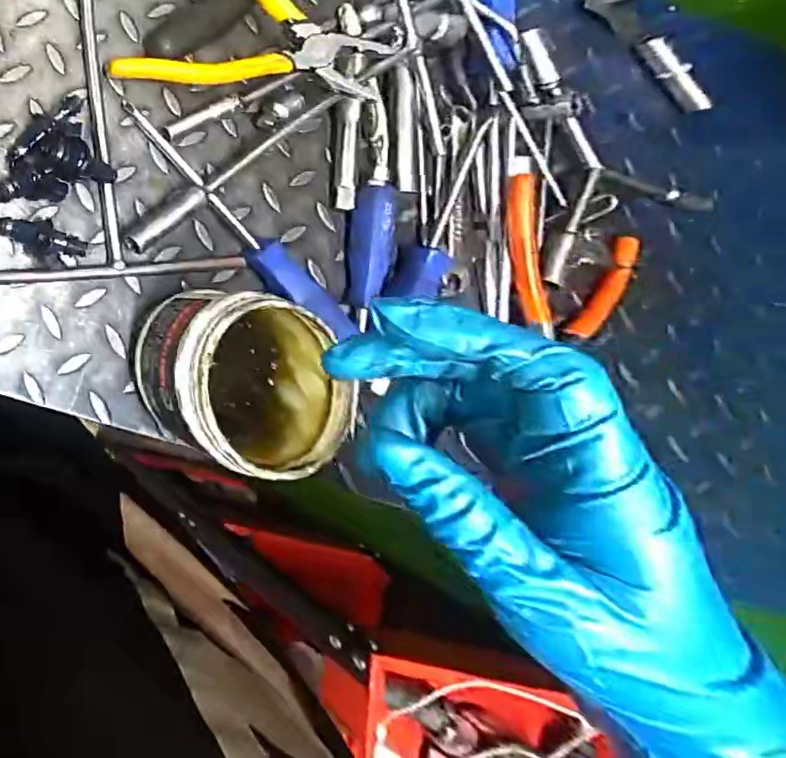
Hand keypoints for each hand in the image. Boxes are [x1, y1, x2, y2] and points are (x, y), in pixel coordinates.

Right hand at [325, 299, 785, 757]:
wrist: (664, 688)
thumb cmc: (624, 645)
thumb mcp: (533, 584)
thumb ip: (460, 514)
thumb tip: (389, 450)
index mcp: (604, 467)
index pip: (546, 372)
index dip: (470, 336)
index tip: (396, 322)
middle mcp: (576, 446)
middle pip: (490, 369)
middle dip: (411, 354)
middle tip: (346, 361)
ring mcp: (547, 453)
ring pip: (465, 390)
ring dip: (406, 401)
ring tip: (377, 441)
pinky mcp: (521, 466)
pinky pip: (459, 421)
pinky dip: (416, 427)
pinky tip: (395, 451)